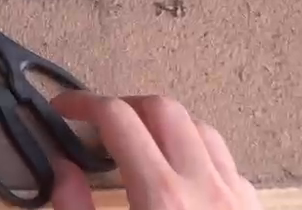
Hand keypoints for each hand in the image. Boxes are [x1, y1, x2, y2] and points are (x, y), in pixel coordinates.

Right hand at [51, 93, 259, 209]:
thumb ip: (75, 209)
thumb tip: (63, 167)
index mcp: (161, 196)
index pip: (116, 117)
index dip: (81, 101)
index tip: (61, 108)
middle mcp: (205, 187)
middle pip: (162, 108)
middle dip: (125, 106)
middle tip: (102, 126)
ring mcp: (239, 201)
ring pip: (201, 129)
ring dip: (165, 126)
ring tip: (142, 146)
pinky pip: (229, 165)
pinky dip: (199, 156)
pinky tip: (183, 180)